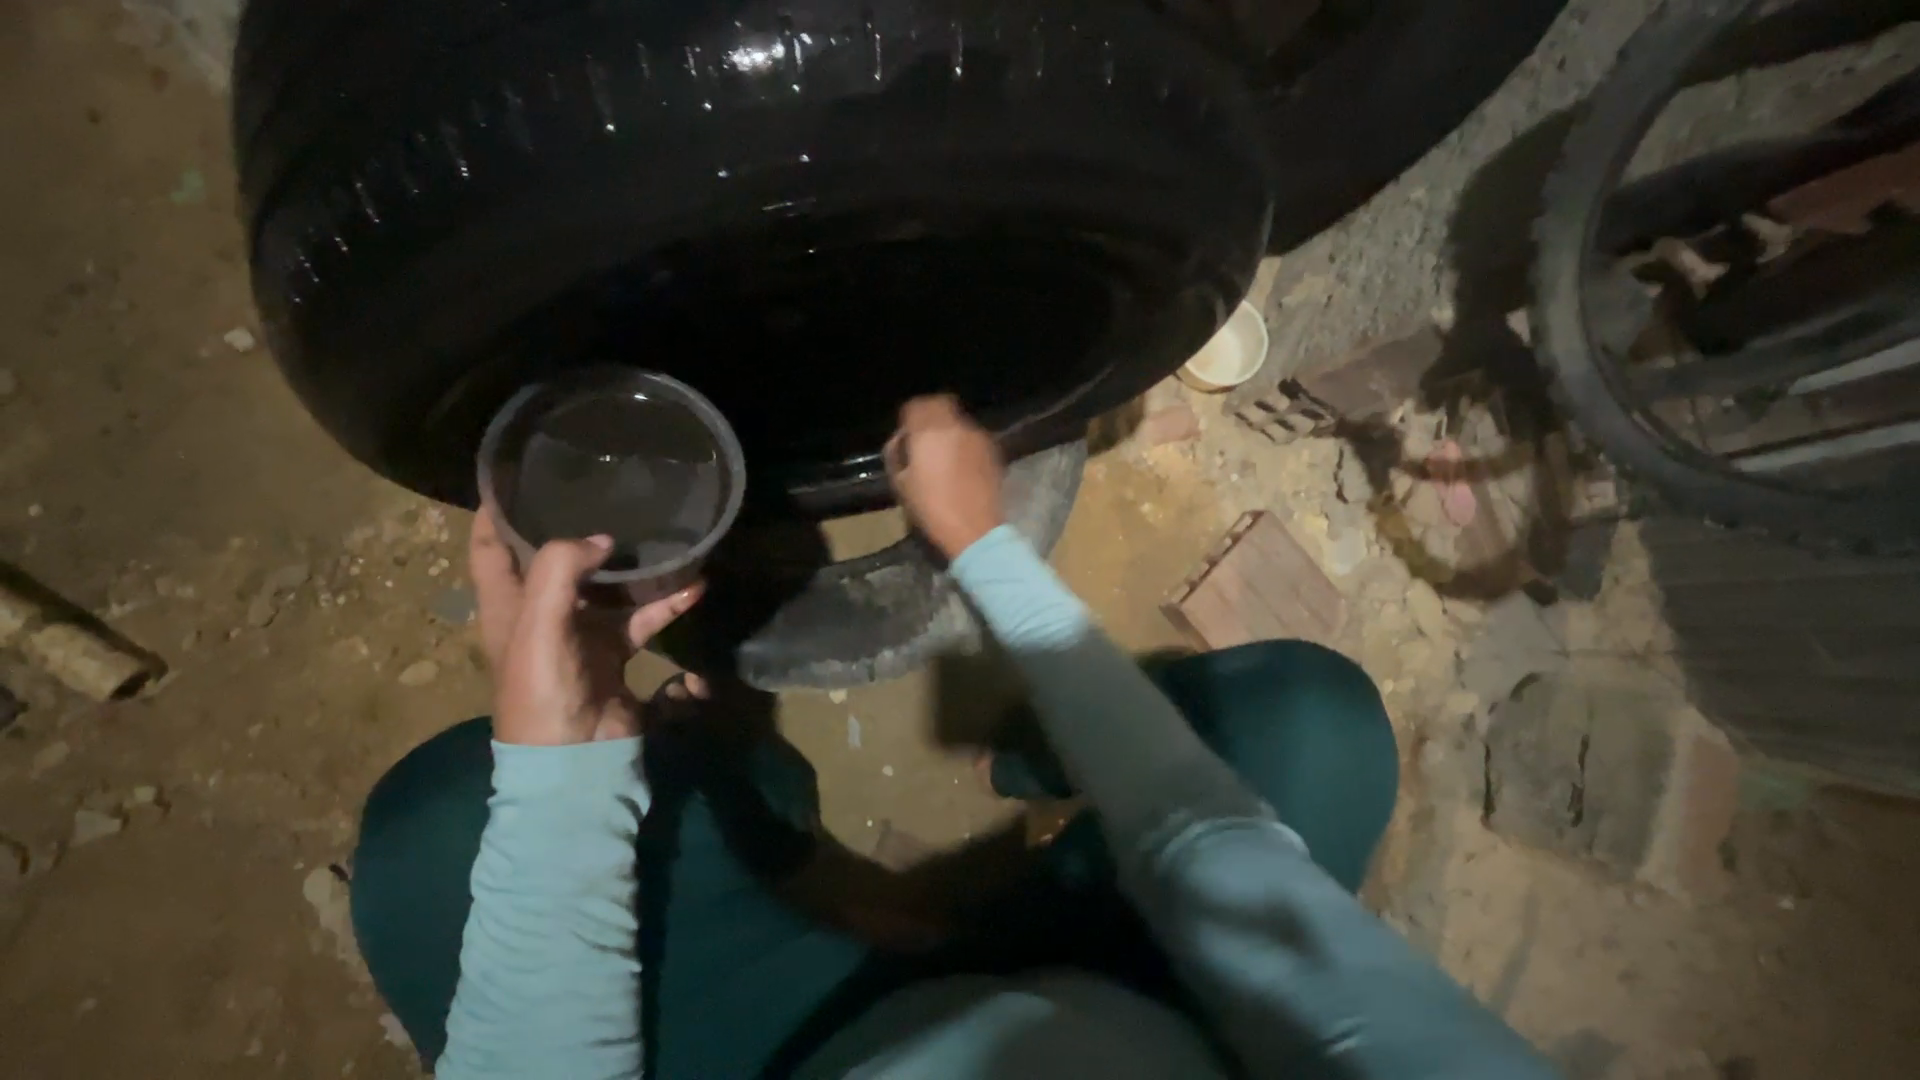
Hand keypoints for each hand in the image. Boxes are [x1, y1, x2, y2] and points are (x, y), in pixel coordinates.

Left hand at [470, 503, 702, 744]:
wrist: (577, 756)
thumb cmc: (543, 688)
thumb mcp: (538, 623)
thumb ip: (560, 568)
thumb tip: (602, 539)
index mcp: (506, 604)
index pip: (490, 546)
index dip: (498, 510)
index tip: (518, 473)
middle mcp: (541, 612)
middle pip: (554, 559)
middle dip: (577, 528)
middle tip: (606, 492)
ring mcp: (581, 631)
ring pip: (607, 585)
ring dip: (633, 565)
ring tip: (660, 534)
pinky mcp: (615, 651)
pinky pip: (643, 616)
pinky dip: (667, 601)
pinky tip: (694, 584)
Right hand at [884, 395, 1005, 559]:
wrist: (974, 529)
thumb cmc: (931, 508)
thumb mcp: (900, 483)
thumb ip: (896, 452)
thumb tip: (902, 439)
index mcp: (928, 431)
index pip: (916, 405)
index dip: (909, 418)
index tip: (907, 434)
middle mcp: (955, 425)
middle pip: (941, 404)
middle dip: (930, 415)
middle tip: (925, 438)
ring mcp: (978, 436)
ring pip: (959, 420)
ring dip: (950, 430)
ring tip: (945, 454)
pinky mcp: (993, 449)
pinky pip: (973, 436)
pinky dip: (965, 442)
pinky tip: (962, 464)